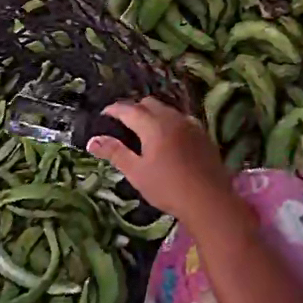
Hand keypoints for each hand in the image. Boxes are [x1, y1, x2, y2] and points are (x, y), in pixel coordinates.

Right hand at [86, 97, 235, 226]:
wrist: (209, 199)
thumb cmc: (168, 187)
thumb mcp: (137, 172)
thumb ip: (115, 153)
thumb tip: (93, 140)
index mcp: (152, 125)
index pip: (128, 109)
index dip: (114, 110)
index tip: (104, 114)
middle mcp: (171, 118)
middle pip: (148, 103)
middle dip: (133, 108)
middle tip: (123, 123)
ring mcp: (189, 124)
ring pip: (166, 109)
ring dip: (152, 113)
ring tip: (144, 129)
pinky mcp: (202, 134)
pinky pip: (181, 119)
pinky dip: (169, 122)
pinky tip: (168, 137)